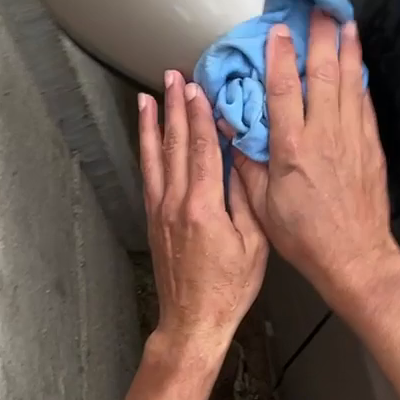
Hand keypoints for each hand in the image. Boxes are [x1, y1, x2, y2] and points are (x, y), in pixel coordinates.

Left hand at [141, 70, 268, 348]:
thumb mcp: (254, 244)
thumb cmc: (228, 288)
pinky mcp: (154, 221)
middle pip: (175, 145)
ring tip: (149, 98)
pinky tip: (147, 139)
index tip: (197, 89)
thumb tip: (239, 161)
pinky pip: (149, 176)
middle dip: (175, 108)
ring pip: (154, 158)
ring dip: (153, 125)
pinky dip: (146, 152)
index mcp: (204, 207)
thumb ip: (244, 199)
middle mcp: (176, 204)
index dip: (200, 115)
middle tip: (172, 79)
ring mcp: (161, 212)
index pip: (202, 149)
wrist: (193, 320)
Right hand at [231, 13, 399, 305]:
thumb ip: (246, 163)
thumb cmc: (304, 236)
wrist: (354, 257)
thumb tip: (230, 130)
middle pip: (324, 75)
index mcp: (293, 149)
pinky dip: (361, 82)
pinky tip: (360, 67)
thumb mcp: (262, 204)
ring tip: (346, 23)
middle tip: (320, 10)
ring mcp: (352, 139)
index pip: (285, 90)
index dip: (281, 56)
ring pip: (350, 84)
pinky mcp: (370, 148)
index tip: (278, 31)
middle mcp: (325, 136)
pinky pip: (365, 106)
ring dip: (348, 50)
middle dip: (321, 38)